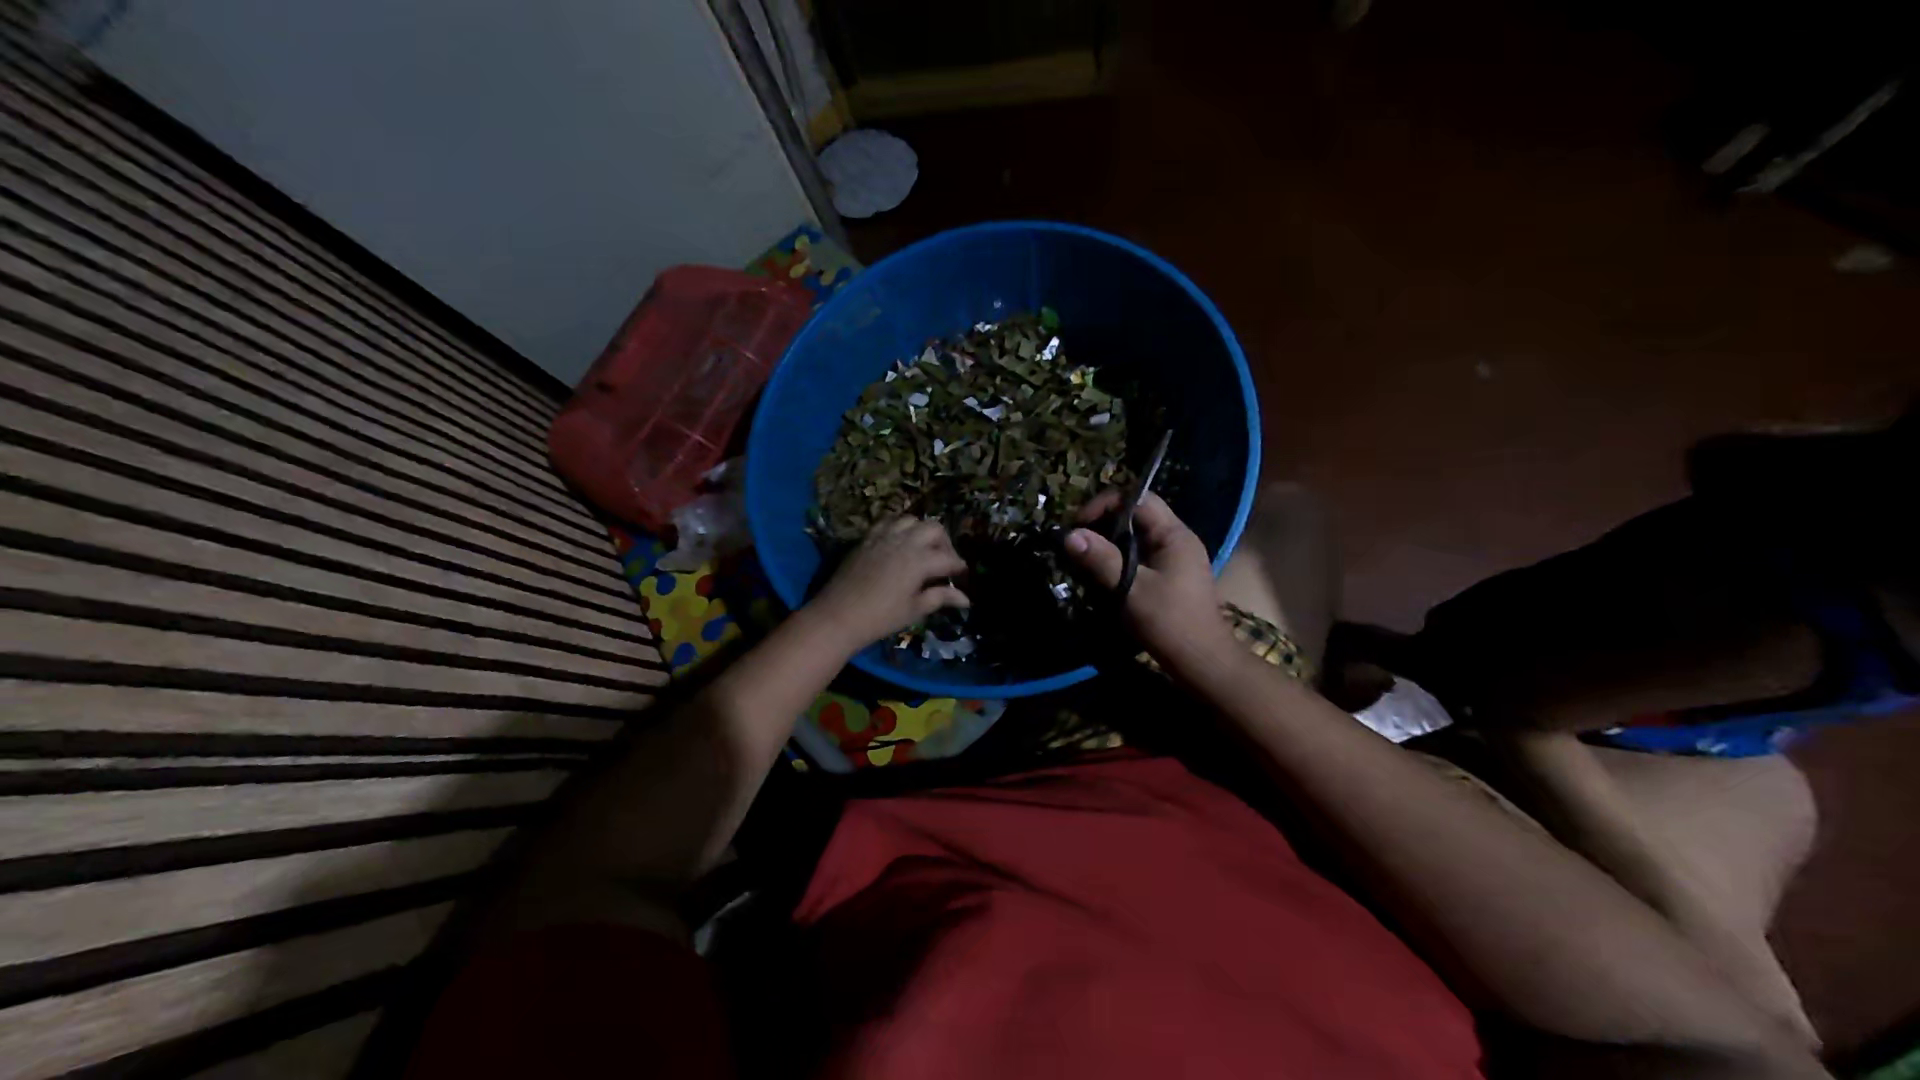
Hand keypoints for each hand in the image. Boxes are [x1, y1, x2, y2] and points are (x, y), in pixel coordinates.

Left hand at [806, 517, 969, 650]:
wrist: (838, 615)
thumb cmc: (881, 617)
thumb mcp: (915, 609)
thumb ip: (941, 597)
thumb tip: (965, 599)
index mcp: (920, 560)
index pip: (948, 559)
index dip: (959, 566)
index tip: (962, 574)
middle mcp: (905, 541)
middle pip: (934, 529)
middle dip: (945, 543)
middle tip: (944, 561)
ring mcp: (884, 536)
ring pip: (911, 520)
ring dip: (922, 531)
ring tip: (922, 548)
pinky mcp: (867, 538)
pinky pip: (888, 522)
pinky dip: (899, 527)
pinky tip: (899, 542)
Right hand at [1064, 491, 1230, 664]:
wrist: (1202, 662)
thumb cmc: (1169, 622)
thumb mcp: (1131, 588)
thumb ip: (1101, 559)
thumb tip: (1069, 535)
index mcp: (1174, 535)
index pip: (1138, 499)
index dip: (1106, 504)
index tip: (1079, 524)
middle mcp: (1176, 540)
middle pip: (1135, 516)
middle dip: (1102, 524)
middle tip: (1076, 541)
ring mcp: (1173, 559)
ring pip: (1134, 537)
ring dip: (1107, 543)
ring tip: (1082, 557)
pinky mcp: (1167, 578)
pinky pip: (1138, 556)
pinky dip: (1117, 559)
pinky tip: (1099, 574)